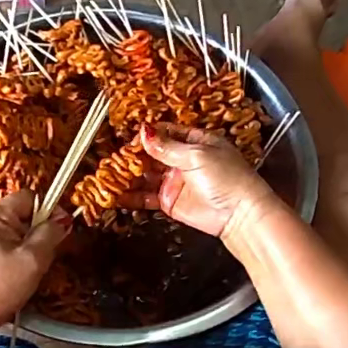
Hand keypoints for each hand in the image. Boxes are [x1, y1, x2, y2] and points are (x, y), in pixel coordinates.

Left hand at [0, 190, 70, 331]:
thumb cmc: (2, 285)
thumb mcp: (33, 258)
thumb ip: (51, 233)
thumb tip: (64, 218)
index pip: (28, 197)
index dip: (48, 209)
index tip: (59, 229)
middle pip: (22, 211)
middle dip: (39, 228)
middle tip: (45, 252)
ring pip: (16, 227)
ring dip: (30, 241)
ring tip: (33, 262)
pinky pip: (6, 239)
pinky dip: (18, 249)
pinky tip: (21, 267)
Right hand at [121, 124, 285, 241]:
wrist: (239, 214)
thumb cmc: (228, 178)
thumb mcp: (197, 155)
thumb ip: (167, 147)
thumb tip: (144, 133)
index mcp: (194, 142)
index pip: (165, 133)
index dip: (147, 135)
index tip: (129, 139)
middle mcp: (182, 160)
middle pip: (151, 154)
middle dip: (132, 156)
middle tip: (113, 159)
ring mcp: (174, 181)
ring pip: (145, 175)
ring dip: (128, 175)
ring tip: (108, 177)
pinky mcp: (168, 201)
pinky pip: (145, 197)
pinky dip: (130, 196)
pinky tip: (115, 195)